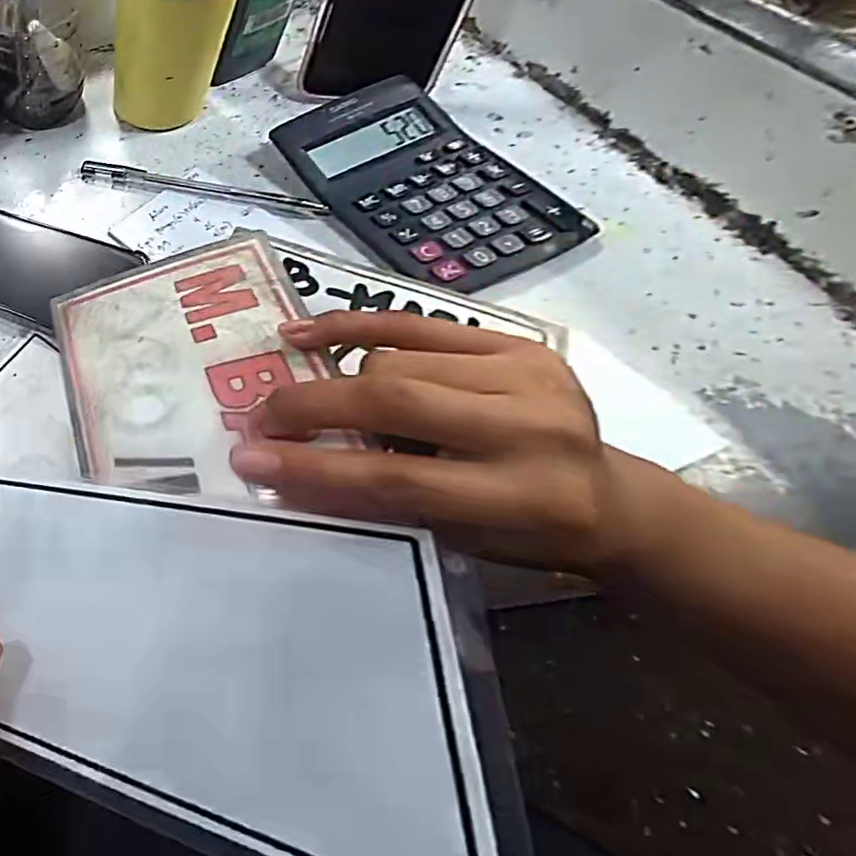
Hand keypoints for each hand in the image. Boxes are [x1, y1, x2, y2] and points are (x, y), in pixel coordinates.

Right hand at [228, 311, 662, 574]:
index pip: (395, 476)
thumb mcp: (447, 532)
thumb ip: (366, 499)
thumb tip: (272, 471)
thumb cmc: (516, 530)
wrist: (606, 496)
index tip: (248, 459)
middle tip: (259, 419)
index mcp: (524, 495)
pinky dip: (347, 327)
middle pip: (391, 400)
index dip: (313, 467)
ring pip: (389, 363)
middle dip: (308, 406)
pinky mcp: (516, 342)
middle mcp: (535, 429)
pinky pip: (408, 322)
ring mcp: (529, 376)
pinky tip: (301, 334)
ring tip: (333, 410)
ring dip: (344, 387)